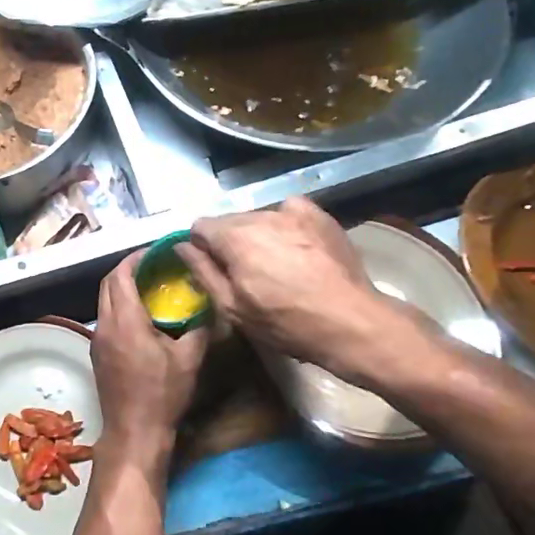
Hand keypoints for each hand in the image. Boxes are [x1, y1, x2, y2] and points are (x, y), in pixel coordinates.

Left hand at [92, 252, 209, 467]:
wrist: (133, 431)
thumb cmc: (163, 394)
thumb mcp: (189, 359)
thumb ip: (199, 327)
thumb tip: (210, 304)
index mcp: (124, 319)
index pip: (121, 275)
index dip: (135, 258)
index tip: (155, 252)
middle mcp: (105, 324)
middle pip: (108, 283)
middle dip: (127, 269)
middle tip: (154, 266)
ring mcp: (98, 339)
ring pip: (104, 301)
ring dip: (121, 288)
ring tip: (150, 287)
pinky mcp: (98, 352)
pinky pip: (106, 317)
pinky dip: (119, 306)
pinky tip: (141, 315)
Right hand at [178, 196, 443, 388]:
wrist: (352, 323)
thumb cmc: (286, 323)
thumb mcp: (233, 307)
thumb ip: (202, 271)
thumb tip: (181, 246)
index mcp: (234, 237)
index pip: (200, 226)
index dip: (201, 247)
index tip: (214, 269)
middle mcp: (261, 215)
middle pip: (230, 221)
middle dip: (230, 241)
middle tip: (246, 272)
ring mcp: (293, 211)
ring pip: (258, 217)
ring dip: (258, 235)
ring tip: (275, 264)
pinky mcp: (319, 215)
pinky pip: (288, 212)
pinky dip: (285, 225)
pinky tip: (296, 248)